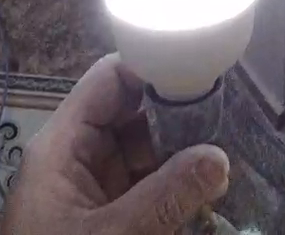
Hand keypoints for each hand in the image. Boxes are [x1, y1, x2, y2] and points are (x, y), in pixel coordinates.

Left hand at [0, 54, 230, 234]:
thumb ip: (166, 198)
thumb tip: (221, 158)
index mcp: (63, 146)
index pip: (111, 79)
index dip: (153, 65)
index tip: (201, 68)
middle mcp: (77, 158)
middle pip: (133, 111)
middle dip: (176, 115)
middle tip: (221, 123)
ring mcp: (91, 191)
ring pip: (145, 150)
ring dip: (181, 154)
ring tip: (219, 163)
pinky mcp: (105, 221)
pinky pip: (145, 186)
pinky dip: (173, 187)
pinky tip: (204, 192)